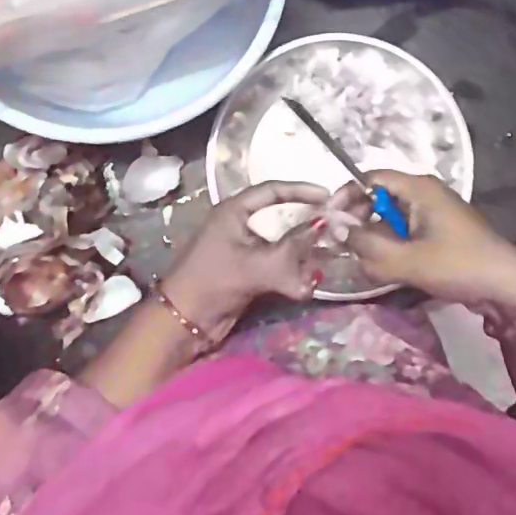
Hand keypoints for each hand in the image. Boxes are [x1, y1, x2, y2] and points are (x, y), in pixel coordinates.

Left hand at [161, 181, 329, 338]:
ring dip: (302, 252)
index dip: (301, 190)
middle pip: (281, 216)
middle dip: (306, 224)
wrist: (183, 324)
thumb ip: (292, 248)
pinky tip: (309, 278)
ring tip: (325, 256)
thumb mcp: (255, 265)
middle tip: (332, 227)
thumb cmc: (212, 282)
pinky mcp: (248, 271)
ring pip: (282, 243)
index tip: (327, 195)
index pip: (272, 190)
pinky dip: (293, 269)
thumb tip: (324, 226)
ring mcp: (244, 249)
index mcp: (234, 211)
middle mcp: (240, 225)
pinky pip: (278, 263)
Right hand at [344, 170, 515, 311]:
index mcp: (419, 188)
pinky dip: (393, 247)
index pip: (372, 178)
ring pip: (390, 219)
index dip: (347, 194)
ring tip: (367, 263)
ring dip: (376, 239)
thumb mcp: (408, 260)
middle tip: (345, 245)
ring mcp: (432, 213)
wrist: (507, 285)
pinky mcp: (438, 233)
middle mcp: (424, 194)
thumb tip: (338, 230)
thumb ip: (369, 246)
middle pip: (379, 198)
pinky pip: (405, 232)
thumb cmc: (459, 265)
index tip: (330, 218)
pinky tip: (388, 270)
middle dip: (360, 221)